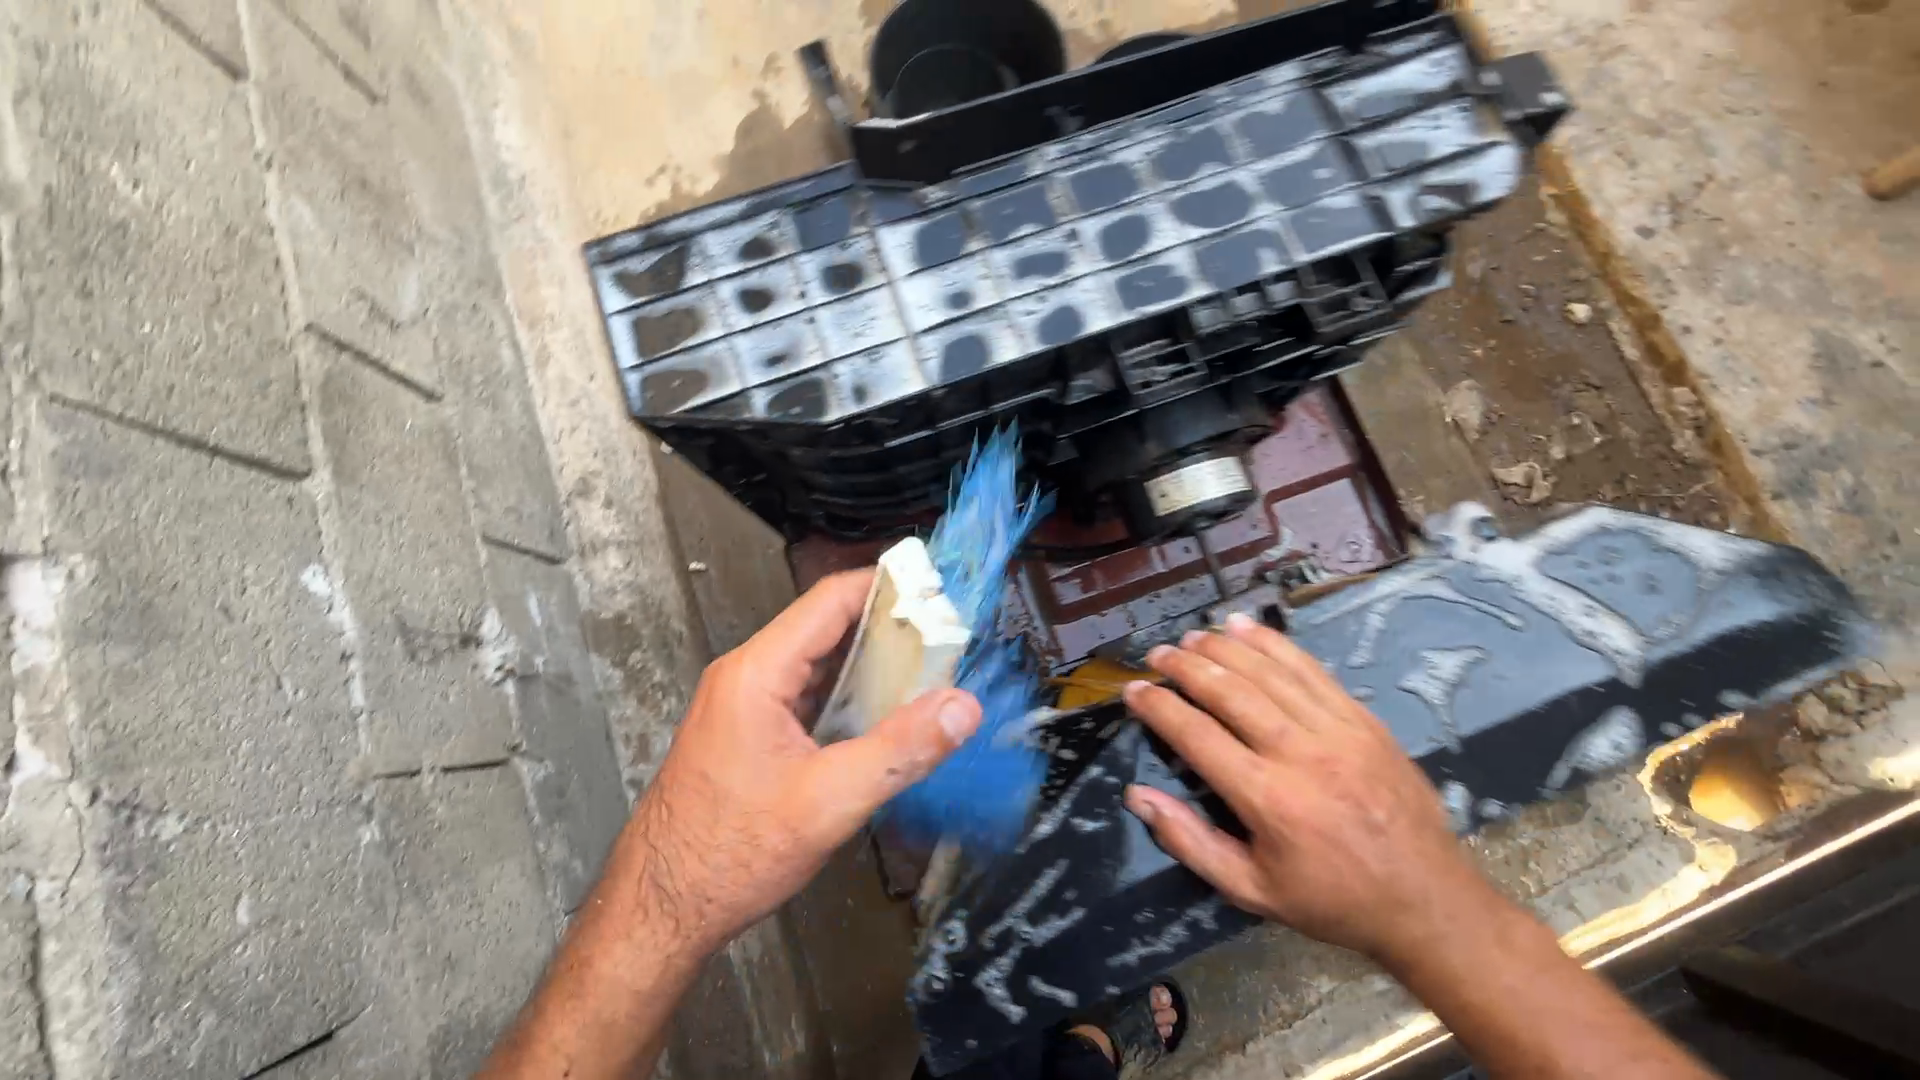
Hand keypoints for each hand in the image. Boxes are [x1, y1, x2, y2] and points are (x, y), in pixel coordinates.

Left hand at [622, 569, 981, 953]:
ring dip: (869, 665)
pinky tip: (883, 716)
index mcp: (757, 672)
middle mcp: (746, 674)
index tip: (938, 593)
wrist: (660, 910)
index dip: (886, 589)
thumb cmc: (732, 853)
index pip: (829, 601)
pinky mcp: (748, 731)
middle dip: (887, 629)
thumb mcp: (829, 802)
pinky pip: (805, 694)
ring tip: (928, 673)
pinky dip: (847, 696)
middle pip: (825, 627)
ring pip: (817, 663)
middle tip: (946, 640)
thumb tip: (964, 707)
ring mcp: (743, 702)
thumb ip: (900, 750)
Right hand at [1121, 612, 1499, 967]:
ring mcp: (1338, 730)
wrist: (1428, 900)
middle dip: (1186, 666)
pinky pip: (1310, 669)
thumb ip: (1189, 841)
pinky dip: (1273, 644)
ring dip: (1223, 648)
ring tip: (1192, 637)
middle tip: (1157, 654)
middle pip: (1230, 691)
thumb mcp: (1251, 890)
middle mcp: (1300, 753)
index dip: (1159, 707)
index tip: (1133, 690)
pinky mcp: (1363, 720)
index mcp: (1269, 799)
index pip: (1197, 735)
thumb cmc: (1331, 900)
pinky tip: (1245, 627)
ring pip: (1268, 672)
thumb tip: (1137, 795)